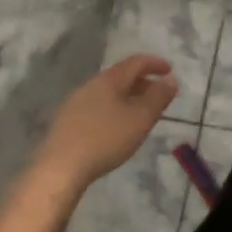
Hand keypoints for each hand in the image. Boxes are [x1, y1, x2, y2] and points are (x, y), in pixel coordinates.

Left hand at [30, 55, 178, 192]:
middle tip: (158, 95)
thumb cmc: (106, 139)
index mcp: (108, 80)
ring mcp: (74, 104)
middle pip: (120, 76)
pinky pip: (96, 106)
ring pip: (107, 92)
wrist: (60, 168)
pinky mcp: (66, 122)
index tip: (170, 71)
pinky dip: (113, 109)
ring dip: (127, 97)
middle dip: (142, 82)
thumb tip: (171, 79)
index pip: (135, 62)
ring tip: (140, 113)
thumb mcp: (141, 118)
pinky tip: (116, 128)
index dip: (155, 64)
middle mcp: (90, 86)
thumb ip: (158, 97)